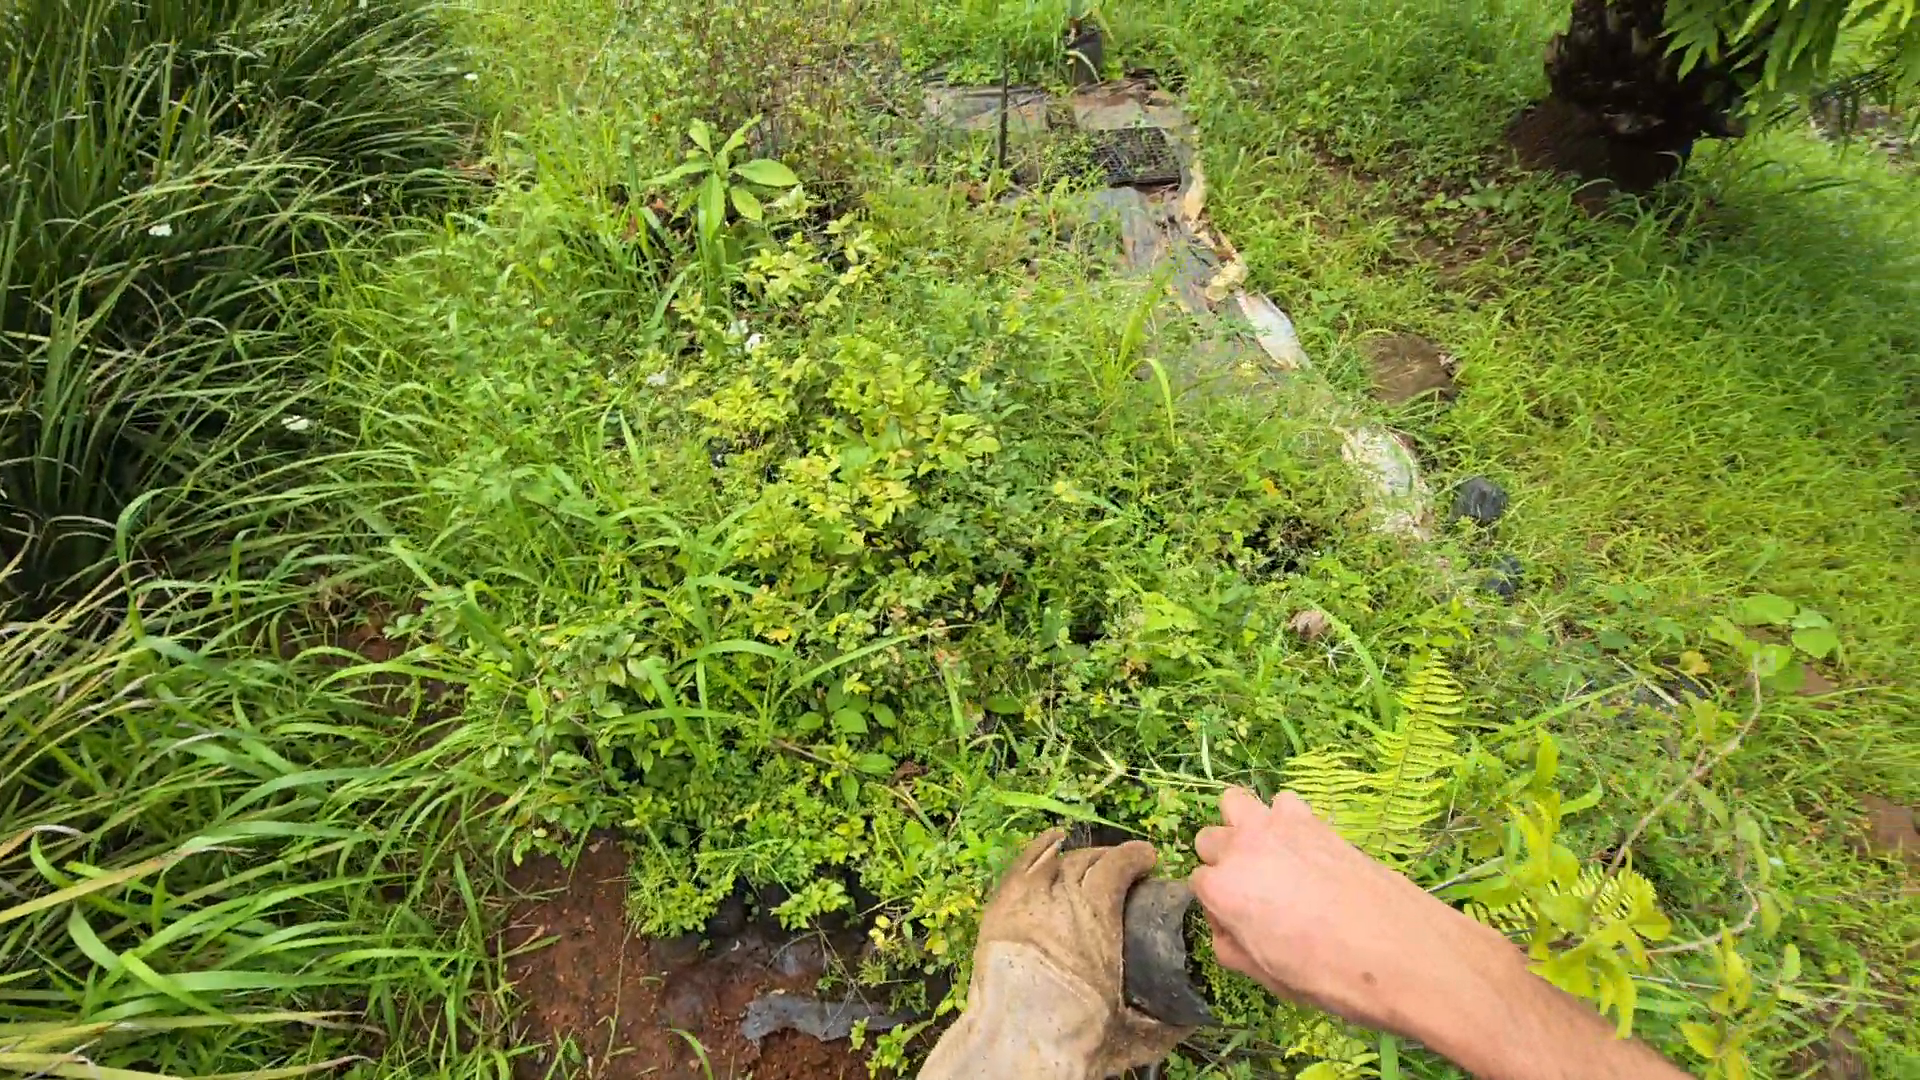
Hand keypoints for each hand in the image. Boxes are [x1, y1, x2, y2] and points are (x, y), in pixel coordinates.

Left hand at [972, 829, 1192, 1073]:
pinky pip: (1023, 864)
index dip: (1135, 856)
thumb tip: (1193, 1020)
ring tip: (1090, 860)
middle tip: (1121, 866)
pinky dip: (1040, 848)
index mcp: (1097, 919)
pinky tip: (1052, 840)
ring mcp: (1028, 899)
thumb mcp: (1129, 1036)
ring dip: (1078, 857)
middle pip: (1088, 861)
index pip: (1117, 867)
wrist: (1014, 1047)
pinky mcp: (1001, 906)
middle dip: (1109, 858)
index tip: (1148, 857)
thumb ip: (1164, 1025)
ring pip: (1057, 861)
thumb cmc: (1074, 1040)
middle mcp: (1063, 898)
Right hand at [1189, 788, 1515, 1039]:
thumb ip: (1233, 948)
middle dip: (1224, 862)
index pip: (1197, 885)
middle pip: (1208, 839)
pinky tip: (1305, 847)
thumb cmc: (1334, 976)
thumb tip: (1226, 929)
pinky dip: (1286, 819)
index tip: (1242, 924)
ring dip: (1243, 825)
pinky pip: (1281, 802)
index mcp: (1223, 889)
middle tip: (1254, 890)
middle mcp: (1240, 847)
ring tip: (1268, 853)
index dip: (1218, 907)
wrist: (1406, 953)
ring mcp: (1274, 826)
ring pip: (1233, 803)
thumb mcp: (1272, 979)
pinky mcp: (1310, 818)